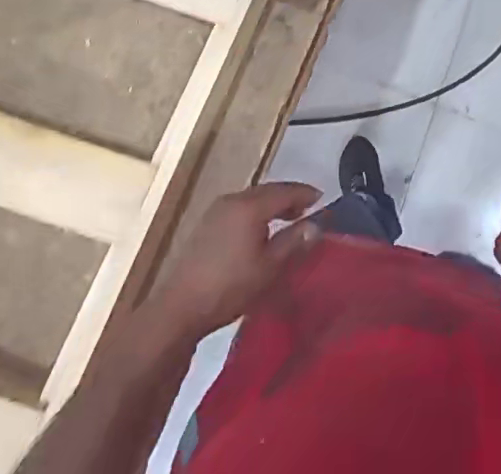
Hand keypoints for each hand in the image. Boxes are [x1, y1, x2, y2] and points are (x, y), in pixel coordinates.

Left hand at [157, 182, 322, 335]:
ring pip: (252, 199)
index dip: (306, 194)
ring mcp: (215, 212)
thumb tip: (317, 224)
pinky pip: (239, 209)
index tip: (323, 199)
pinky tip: (260, 229)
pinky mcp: (205, 226)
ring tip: (288, 218)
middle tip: (308, 208)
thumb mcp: (270, 266)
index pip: (286, 191)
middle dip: (289, 196)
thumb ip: (295, 241)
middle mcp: (232, 201)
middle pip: (268, 191)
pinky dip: (256, 212)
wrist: (178, 310)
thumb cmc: (230, 286)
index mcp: (250, 206)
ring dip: (272, 204)